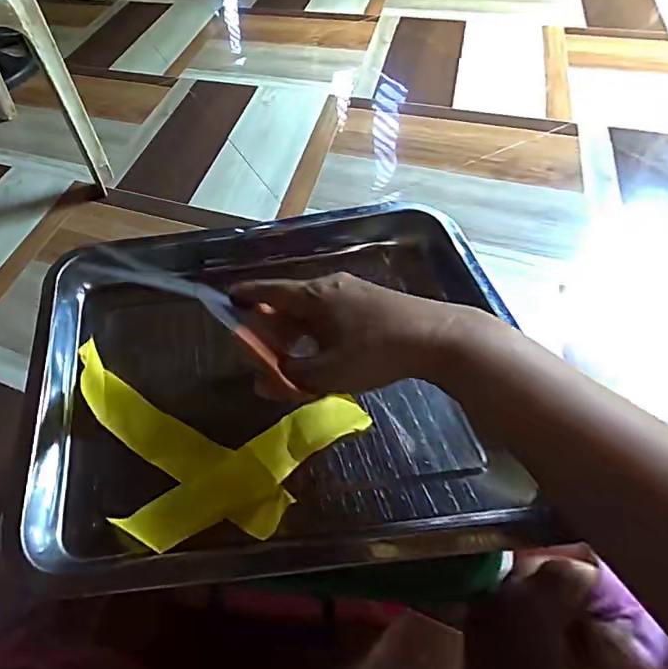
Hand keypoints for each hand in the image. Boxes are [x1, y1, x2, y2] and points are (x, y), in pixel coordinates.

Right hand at [229, 273, 494, 399]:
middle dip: (272, 317)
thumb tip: (263, 383)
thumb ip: (292, 378)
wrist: (438, 336)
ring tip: (289, 347)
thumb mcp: (330, 372)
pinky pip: (331, 310)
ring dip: (296, 325)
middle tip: (258, 337)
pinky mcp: (371, 301)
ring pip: (313, 306)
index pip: (270, 291)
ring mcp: (353, 290)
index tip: (229, 298)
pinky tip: (324, 346)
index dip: (248, 296)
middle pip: (290, 299)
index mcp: (313, 295)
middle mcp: (330, 285)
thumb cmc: (378, 351)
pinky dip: (317, 326)